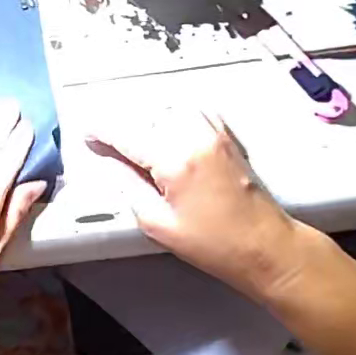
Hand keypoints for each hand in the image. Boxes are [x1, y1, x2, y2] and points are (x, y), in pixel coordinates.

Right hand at [86, 110, 326, 302]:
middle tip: (107, 141)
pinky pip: (192, 111)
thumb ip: (130, 186)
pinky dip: (173, 115)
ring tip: (135, 138)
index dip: (101, 132)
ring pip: (168, 107)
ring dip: (147, 118)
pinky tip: (166, 130)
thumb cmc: (217, 244)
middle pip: (145, 115)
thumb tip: (114, 164)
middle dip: (122, 125)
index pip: (126, 133)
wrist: (266, 247)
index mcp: (175, 159)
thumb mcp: (158, 224)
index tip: (89, 134)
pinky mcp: (226, 136)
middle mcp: (195, 137)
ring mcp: (214, 133)